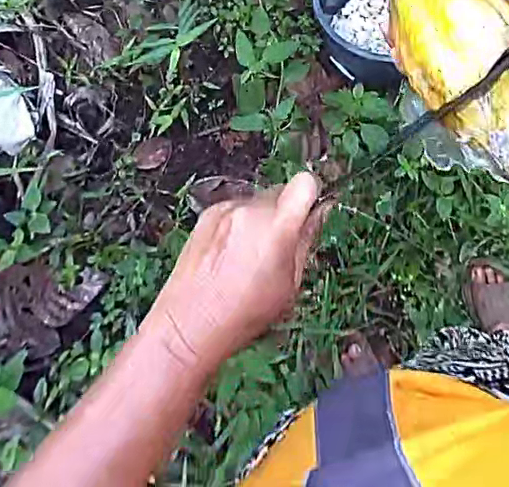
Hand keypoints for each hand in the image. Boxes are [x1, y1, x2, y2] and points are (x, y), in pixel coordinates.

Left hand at [142, 171, 328, 369]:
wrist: (188, 326)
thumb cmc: (244, 315)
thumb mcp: (290, 286)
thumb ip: (306, 240)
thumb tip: (320, 210)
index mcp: (278, 227)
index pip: (305, 182)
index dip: (310, 195)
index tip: (307, 212)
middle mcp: (252, 210)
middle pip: (282, 192)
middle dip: (284, 212)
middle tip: (276, 246)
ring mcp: (228, 209)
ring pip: (258, 201)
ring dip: (260, 218)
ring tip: (247, 256)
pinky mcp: (208, 213)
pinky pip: (235, 208)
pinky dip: (238, 224)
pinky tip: (228, 254)